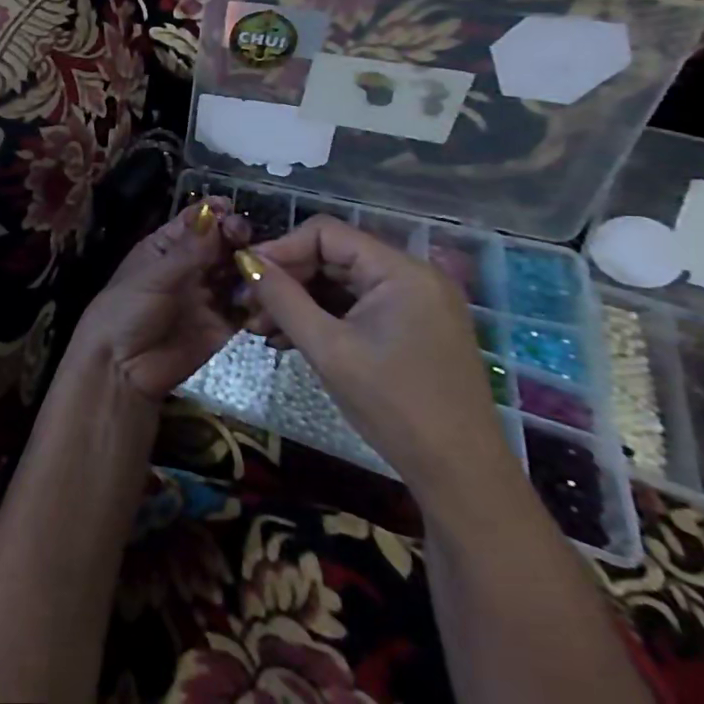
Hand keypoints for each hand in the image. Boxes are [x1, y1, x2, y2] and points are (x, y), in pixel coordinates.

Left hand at [71, 199, 249, 401]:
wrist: (121, 369)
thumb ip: (188, 250)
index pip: (196, 222)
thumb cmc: (126, 313)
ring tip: (263, 269)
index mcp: (166, 248)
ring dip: (253, 267)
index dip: (216, 215)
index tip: (232, 214)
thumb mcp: (153, 277)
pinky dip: (260, 299)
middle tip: (249, 244)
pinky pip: (249, 305)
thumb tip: (215, 211)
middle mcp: (190, 267)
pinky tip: (267, 295)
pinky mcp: (224, 323)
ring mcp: (209, 294)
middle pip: (224, 244)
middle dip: (239, 240)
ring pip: (241, 272)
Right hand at [245, 215, 515, 499]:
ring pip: (338, 283)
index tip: (246, 277)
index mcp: (401, 272)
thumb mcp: (327, 348)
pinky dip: (318, 317)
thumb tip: (246, 262)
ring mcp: (412, 303)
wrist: (457, 471)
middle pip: (331, 256)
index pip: (326, 234)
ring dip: (296, 301)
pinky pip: (353, 307)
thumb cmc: (392, 404)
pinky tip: (285, 339)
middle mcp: (411, 277)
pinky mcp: (408, 328)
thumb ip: (283, 298)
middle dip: (285, 279)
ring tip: (259, 329)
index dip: (281, 249)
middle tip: (247, 308)